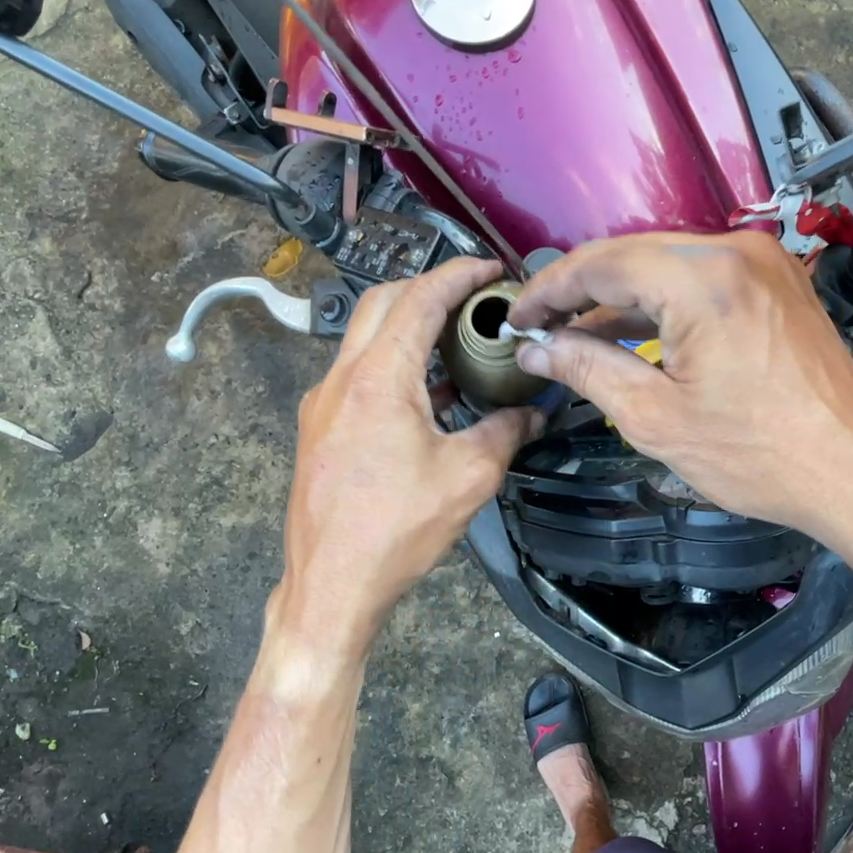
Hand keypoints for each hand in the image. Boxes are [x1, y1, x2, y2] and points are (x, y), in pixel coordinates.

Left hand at [279, 259, 543, 646]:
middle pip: (383, 303)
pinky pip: (357, 374)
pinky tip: (427, 393)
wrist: (331, 583)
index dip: (459, 275)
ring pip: (365, 337)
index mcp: (379, 378)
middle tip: (474, 297)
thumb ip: (506, 432)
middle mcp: (342, 377)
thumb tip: (533, 413)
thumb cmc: (398, 529)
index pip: (420, 300)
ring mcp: (323, 402)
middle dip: (429, 288)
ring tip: (456, 341)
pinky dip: (393, 364)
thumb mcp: (469, 477)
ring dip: (409, 326)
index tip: (491, 269)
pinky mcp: (318, 427)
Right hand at [506, 231, 852, 537]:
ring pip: (666, 266)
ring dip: (620, 298)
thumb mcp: (655, 418)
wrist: (848, 471)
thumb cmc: (759, 455)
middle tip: (540, 327)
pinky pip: (702, 280)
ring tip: (576, 336)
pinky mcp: (776, 284)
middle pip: (633, 256)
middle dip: (581, 291)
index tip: (517, 316)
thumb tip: (538, 350)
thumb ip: (588, 370)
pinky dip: (662, 303)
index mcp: (704, 279)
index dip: (549, 290)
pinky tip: (632, 332)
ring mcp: (763, 264)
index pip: (601, 264)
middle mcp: (737, 253)